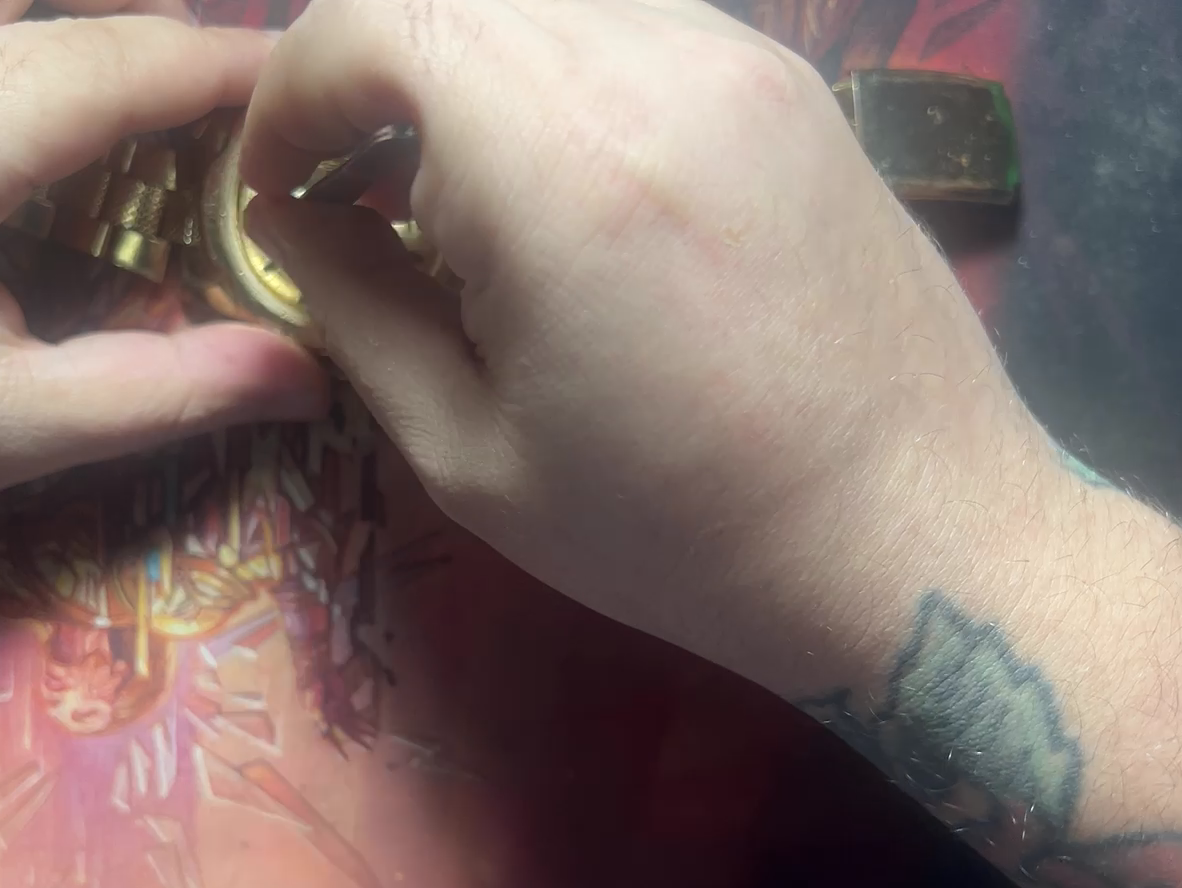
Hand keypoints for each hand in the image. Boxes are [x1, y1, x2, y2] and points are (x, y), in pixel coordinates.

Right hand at [240, 0, 1042, 677]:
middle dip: (365, 83)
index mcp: (557, 163)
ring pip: (546, 6)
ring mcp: (745, 62)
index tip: (275, 189)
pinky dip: (553, 89)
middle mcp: (657, 64)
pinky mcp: (795, 92)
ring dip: (461, 85)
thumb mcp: (473, 457)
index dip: (289, 95)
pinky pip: (633, 38)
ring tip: (450, 206)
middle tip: (348, 198)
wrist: (906, 540)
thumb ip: (361, 318)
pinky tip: (561, 198)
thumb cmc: (675, 534)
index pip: (371, 20)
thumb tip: (301, 228)